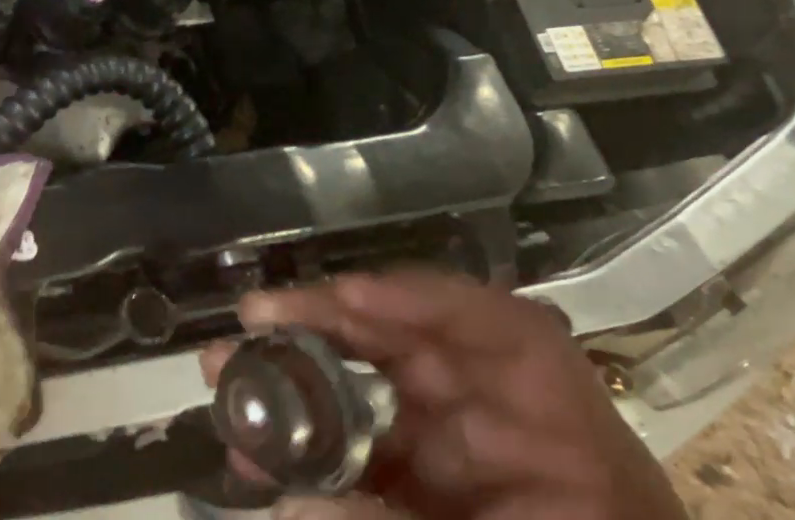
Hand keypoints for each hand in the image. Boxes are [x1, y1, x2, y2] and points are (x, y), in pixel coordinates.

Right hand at [199, 270, 688, 519]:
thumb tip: (293, 506)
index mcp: (570, 440)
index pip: (505, 333)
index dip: (425, 300)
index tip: (345, 295)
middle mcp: (506, 433)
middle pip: (412, 347)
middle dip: (325, 323)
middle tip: (255, 317)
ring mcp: (459, 467)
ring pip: (368, 398)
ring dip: (293, 378)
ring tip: (224, 368)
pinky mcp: (418, 497)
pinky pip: (350, 457)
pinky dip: (299, 449)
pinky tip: (249, 451)